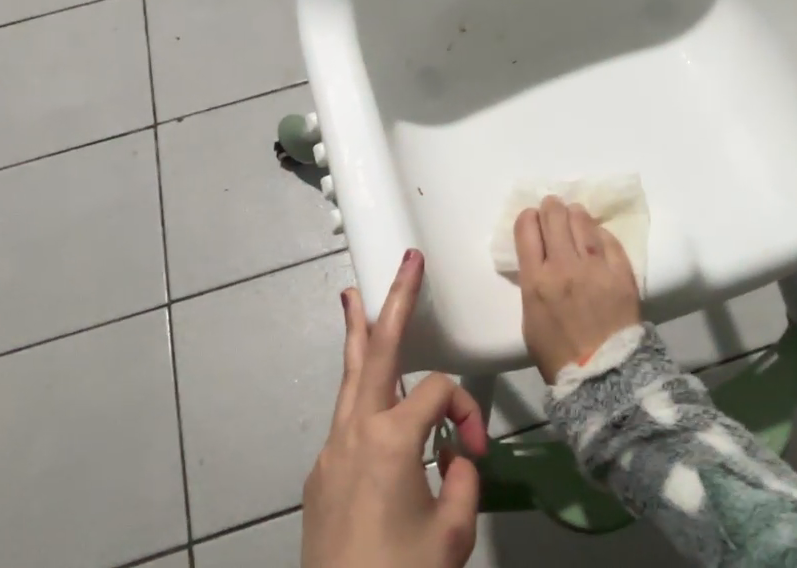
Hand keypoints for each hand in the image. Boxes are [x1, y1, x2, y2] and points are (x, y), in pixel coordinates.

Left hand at [303, 249, 489, 567]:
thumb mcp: (453, 532)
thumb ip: (462, 479)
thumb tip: (454, 457)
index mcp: (392, 438)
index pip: (442, 394)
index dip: (467, 412)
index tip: (476, 452)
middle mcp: (355, 431)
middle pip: (377, 351)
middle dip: (393, 303)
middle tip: (405, 264)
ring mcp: (331, 451)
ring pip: (349, 377)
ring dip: (358, 335)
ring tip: (352, 298)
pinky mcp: (321, 474)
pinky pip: (345, 418)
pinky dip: (359, 393)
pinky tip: (371, 396)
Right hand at [516, 197, 642, 382]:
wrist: (604, 376)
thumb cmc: (558, 355)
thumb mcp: (529, 318)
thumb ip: (532, 284)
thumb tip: (539, 262)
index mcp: (536, 280)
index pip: (527, 229)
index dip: (528, 217)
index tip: (531, 219)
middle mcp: (563, 266)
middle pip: (553, 217)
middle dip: (550, 207)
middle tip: (552, 208)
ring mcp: (595, 267)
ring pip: (581, 221)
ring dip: (574, 213)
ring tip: (574, 214)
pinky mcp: (621, 272)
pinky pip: (608, 239)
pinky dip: (599, 232)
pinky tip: (595, 233)